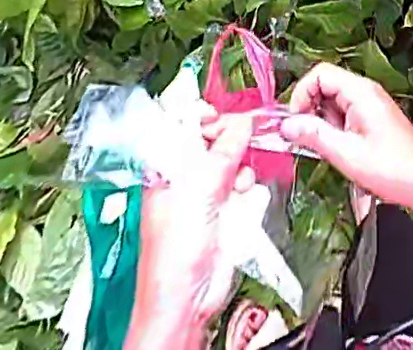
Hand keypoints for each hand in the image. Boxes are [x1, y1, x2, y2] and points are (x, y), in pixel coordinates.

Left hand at [124, 114, 255, 349]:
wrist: (188, 298)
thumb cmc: (173, 249)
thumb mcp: (200, 187)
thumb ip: (224, 150)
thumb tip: (242, 122)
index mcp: (165, 164)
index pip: (185, 125)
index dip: (205, 117)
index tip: (223, 115)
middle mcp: (184, 175)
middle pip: (213, 141)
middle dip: (229, 141)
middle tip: (241, 140)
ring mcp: (205, 194)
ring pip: (232, 163)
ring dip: (240, 169)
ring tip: (239, 181)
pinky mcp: (225, 212)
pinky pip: (242, 188)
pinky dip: (247, 191)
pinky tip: (244, 198)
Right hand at [278, 63, 412, 212]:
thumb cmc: (395, 171)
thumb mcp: (346, 154)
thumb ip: (313, 135)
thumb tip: (287, 124)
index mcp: (360, 92)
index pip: (319, 74)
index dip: (302, 93)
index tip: (295, 119)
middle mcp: (366, 91)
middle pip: (325, 85)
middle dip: (311, 109)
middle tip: (309, 136)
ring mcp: (371, 103)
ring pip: (333, 100)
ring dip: (324, 122)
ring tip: (331, 148)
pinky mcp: (374, 117)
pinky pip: (344, 112)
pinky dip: (336, 128)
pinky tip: (343, 150)